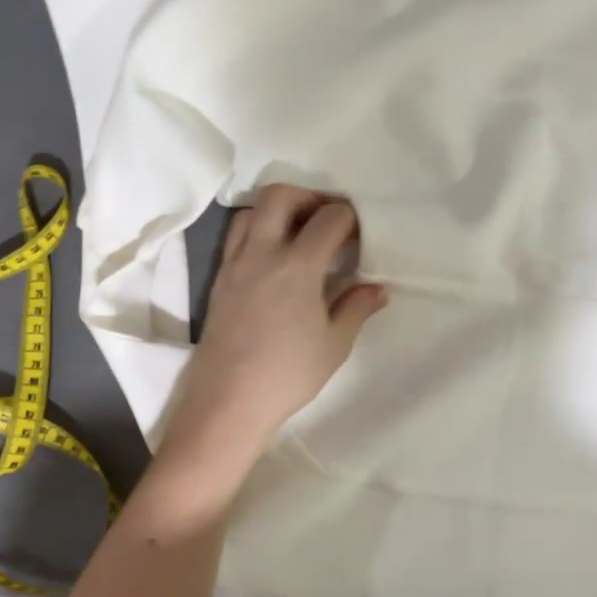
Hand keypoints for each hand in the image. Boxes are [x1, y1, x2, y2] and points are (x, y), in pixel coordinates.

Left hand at [164, 185, 388, 465]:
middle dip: (309, 197)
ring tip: (298, 233)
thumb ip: (355, 309)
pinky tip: (273, 258)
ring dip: (278, 210)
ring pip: (251, 211)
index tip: (360, 234)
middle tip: (328, 220)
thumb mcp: (333, 346)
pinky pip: (236, 237)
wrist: (228, 401)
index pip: (328, 219)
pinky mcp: (218, 280)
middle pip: (281, 196)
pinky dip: (257, 231)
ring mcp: (234, 265)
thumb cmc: (287, 376)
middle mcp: (261, 253)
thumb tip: (377, 289)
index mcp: (297, 267)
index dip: (350, 218)